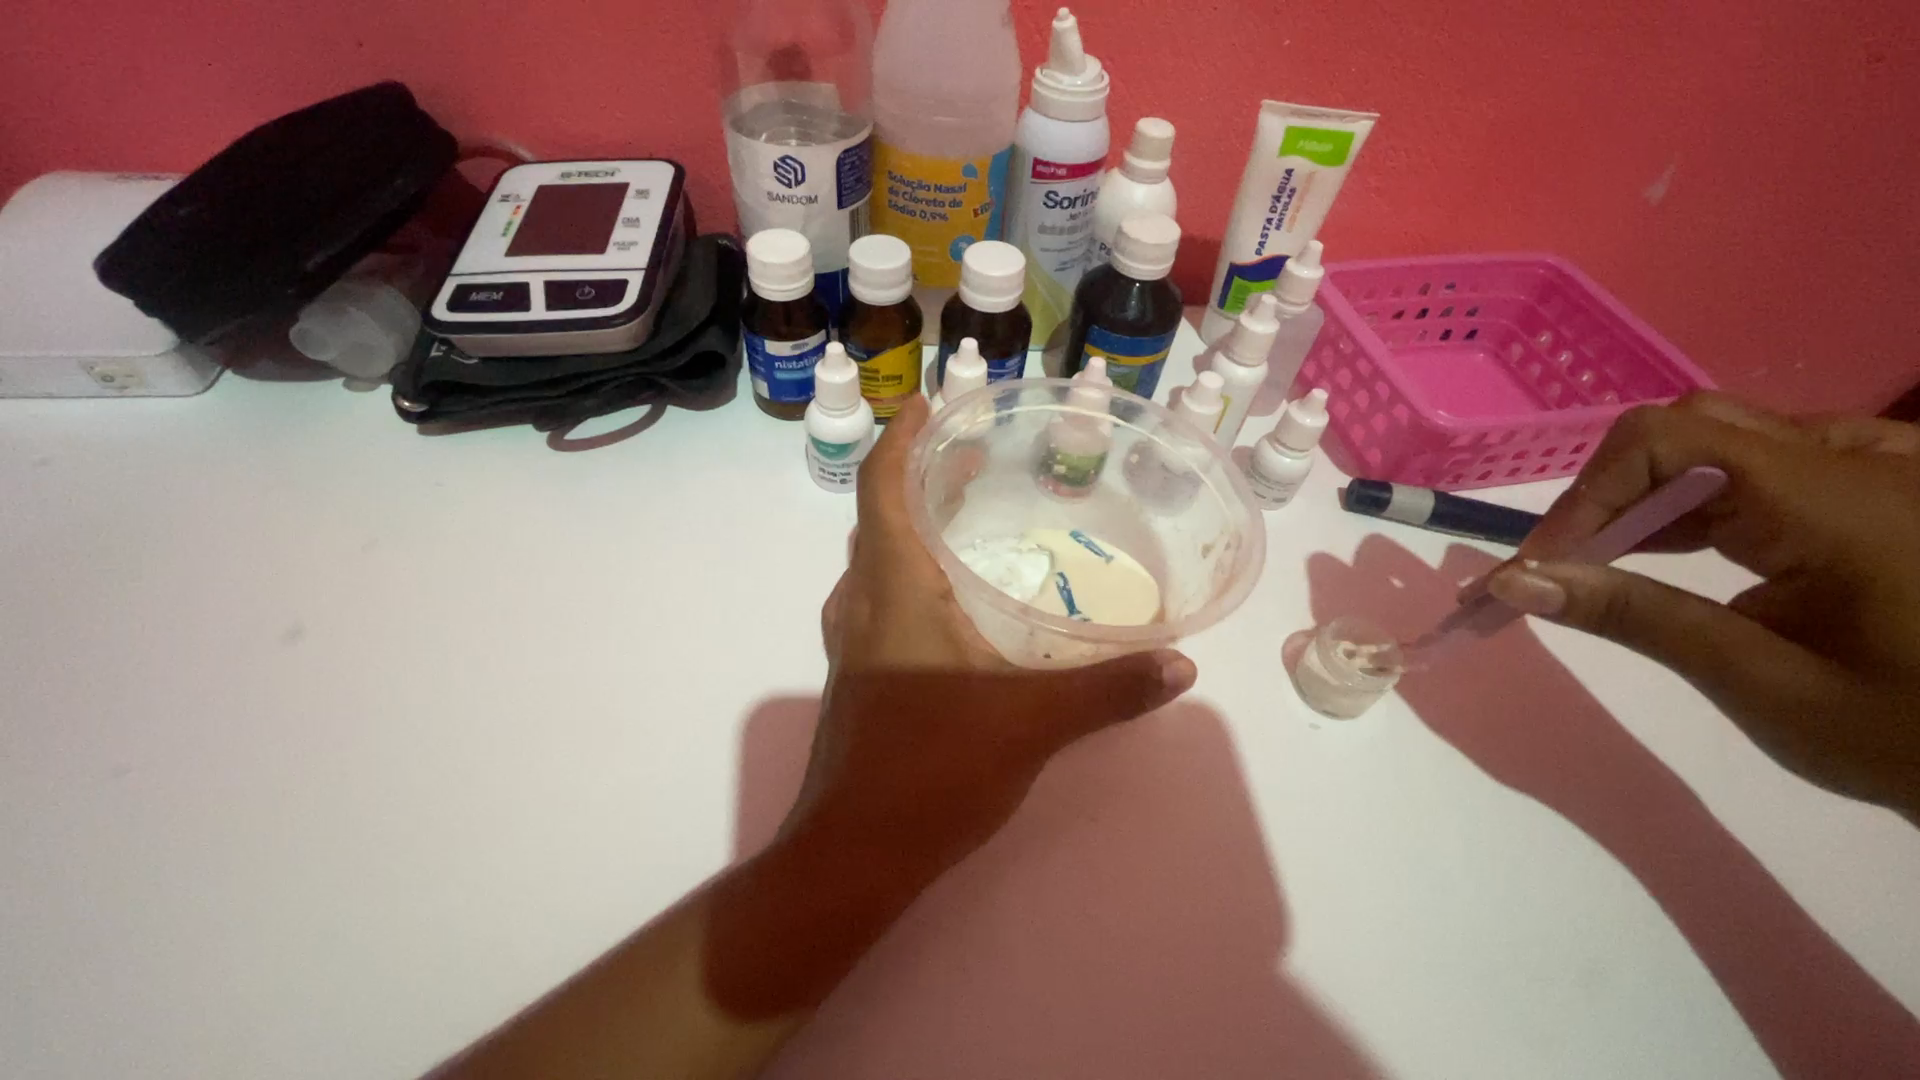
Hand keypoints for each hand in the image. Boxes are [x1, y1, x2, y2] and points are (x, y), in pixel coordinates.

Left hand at [798, 395, 1197, 872]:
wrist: (854, 855)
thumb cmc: (931, 770)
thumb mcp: (1031, 723)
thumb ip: (1108, 690)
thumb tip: (1180, 666)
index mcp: (890, 587)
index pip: (881, 485)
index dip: (902, 435)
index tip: (934, 402)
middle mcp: (860, 602)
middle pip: (880, 517)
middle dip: (923, 477)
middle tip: (980, 458)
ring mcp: (851, 642)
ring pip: (877, 561)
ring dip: (916, 527)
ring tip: (971, 516)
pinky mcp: (858, 676)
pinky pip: (880, 600)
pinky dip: (913, 575)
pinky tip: (960, 602)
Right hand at [1483, 392, 1919, 819]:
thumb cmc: (1911, 736)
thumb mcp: (1761, 683)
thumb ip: (1634, 617)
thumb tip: (1515, 581)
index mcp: (1840, 502)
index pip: (1668, 441)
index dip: (1587, 494)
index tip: (1544, 564)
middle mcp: (1865, 461)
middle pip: (1690, 428)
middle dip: (1611, 492)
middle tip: (1573, 563)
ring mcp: (1881, 468)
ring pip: (1723, 439)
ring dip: (1650, 495)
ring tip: (1613, 559)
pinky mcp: (1882, 486)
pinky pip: (1764, 460)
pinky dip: (1699, 497)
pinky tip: (1681, 548)